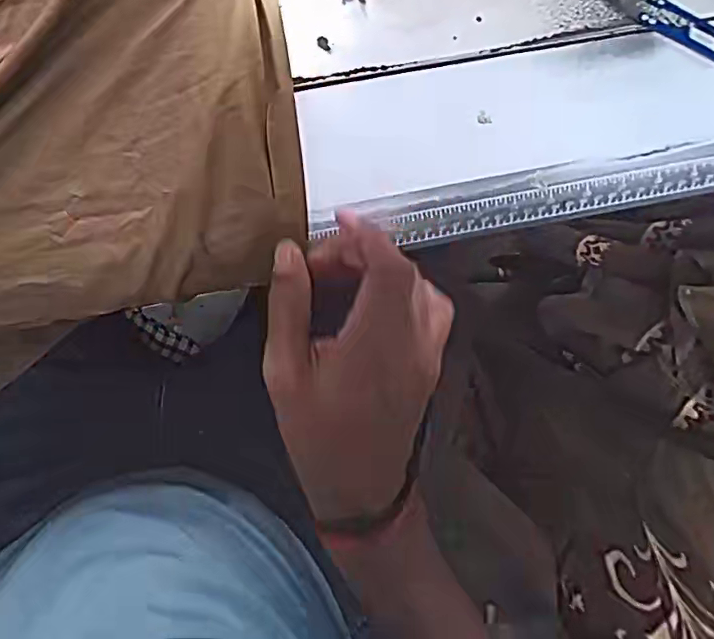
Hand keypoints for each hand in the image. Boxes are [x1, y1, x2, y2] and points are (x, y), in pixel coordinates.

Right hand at [263, 211, 454, 524]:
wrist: (362, 494)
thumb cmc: (316, 435)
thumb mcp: (283, 371)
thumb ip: (288, 306)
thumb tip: (290, 253)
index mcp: (374, 345)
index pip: (389, 271)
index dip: (367, 235)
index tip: (339, 219)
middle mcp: (412, 345)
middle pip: (403, 272)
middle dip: (361, 251)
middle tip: (318, 264)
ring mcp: (428, 355)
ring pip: (420, 287)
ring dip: (382, 268)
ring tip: (341, 276)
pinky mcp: (431, 362)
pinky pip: (428, 307)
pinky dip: (400, 288)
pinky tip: (369, 299)